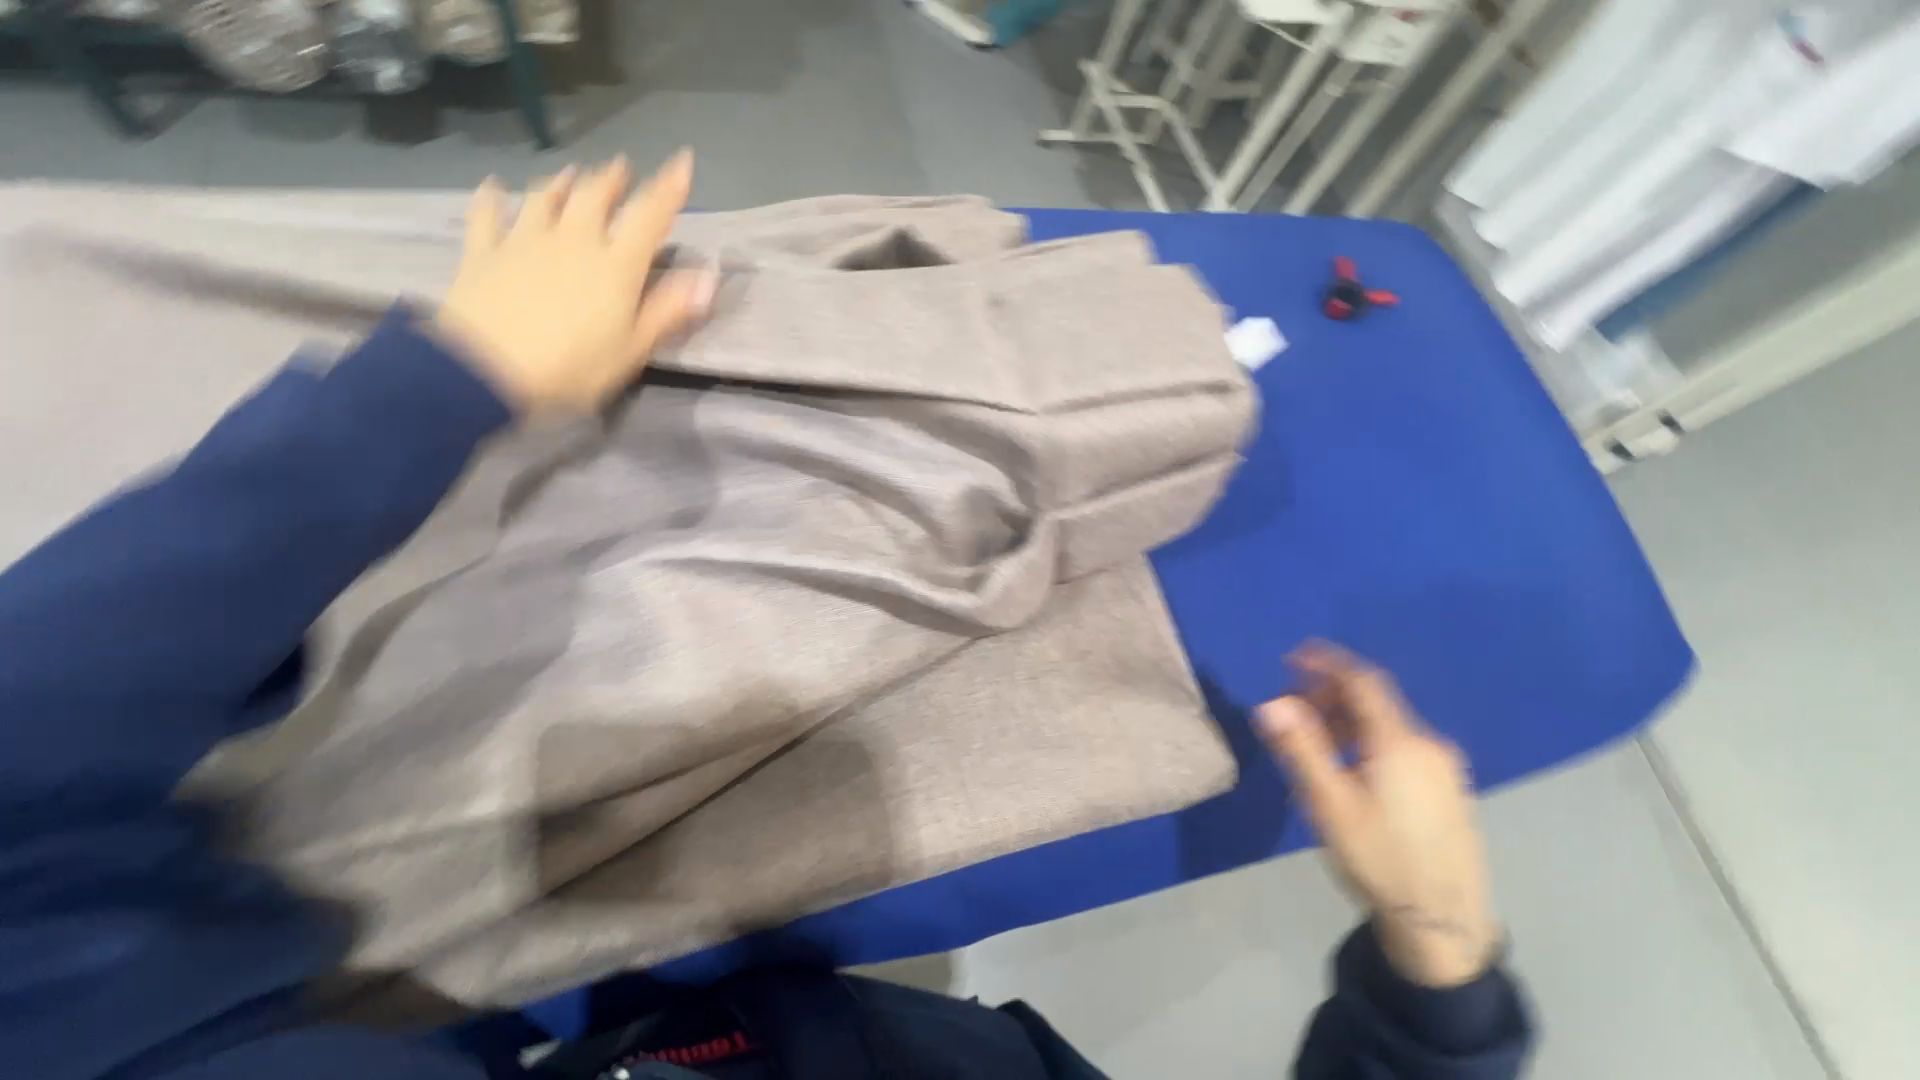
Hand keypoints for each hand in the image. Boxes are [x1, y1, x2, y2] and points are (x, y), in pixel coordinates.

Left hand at [432, 152, 716, 411]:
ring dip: (561, 182)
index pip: (649, 215)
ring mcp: (524, 239)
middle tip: (620, 168)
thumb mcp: (631, 349)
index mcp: (615, 264)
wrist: (485, 370)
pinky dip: (492, 198)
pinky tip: (493, 187)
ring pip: (545, 197)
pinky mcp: (484, 250)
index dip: (668, 187)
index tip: (682, 161)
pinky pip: (487, 214)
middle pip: (594, 195)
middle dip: (612, 179)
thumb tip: (707, 277)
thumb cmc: (571, 367)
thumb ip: (668, 310)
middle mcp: (573, 239)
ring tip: (570, 173)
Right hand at [1256, 643, 1499, 987]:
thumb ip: (1301, 749)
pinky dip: (1369, 741)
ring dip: (1348, 721)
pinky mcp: (1450, 791)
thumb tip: (1271, 703)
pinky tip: (1351, 768)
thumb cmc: (1378, 858)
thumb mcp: (1329, 804)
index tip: (1292, 658)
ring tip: (1314, 741)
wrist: (1442, 922)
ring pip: (1389, 727)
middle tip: (1292, 710)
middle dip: (1330, 696)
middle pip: (1376, 703)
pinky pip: (1403, 748)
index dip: (1327, 663)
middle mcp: (1428, 746)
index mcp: (1400, 742)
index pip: (1362, 682)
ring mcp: (1445, 770)